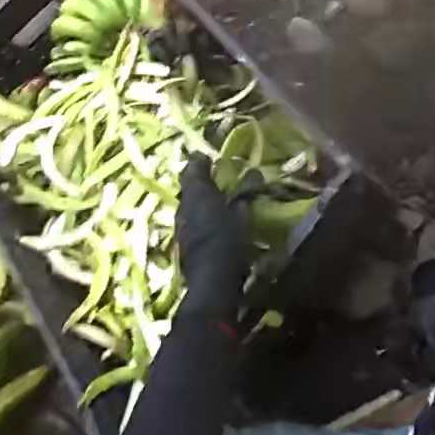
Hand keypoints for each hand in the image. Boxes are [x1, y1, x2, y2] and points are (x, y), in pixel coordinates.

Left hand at [177, 155, 253, 318]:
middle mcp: (183, 205)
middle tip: (213, 176)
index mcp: (198, 193)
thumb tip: (255, 171)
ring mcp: (180, 224)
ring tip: (214, 198)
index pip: (194, 168)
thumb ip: (246, 192)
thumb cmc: (229, 241)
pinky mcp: (182, 240)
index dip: (200, 160)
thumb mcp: (243, 214)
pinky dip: (198, 214)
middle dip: (199, 180)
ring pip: (187, 203)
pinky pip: (189, 219)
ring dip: (198, 198)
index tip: (208, 155)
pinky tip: (210, 220)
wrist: (211, 279)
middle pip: (187, 186)